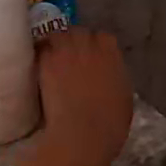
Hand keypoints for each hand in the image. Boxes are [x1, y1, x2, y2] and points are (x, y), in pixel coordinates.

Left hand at [35, 28, 132, 165]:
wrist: (82, 133)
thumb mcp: (124, 97)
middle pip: (80, 32)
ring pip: (58, 35)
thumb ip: (116, 77)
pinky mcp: (45, 62)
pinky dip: (41, 54)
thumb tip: (108, 74)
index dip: (98, 46)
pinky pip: (41, 49)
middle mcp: (88, 46)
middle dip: (76, 40)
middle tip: (72, 55)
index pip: (104, 38)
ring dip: (56, 44)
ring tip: (53, 57)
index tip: (96, 57)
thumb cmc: (110, 123)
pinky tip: (41, 66)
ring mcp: (65, 52)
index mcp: (111, 54)